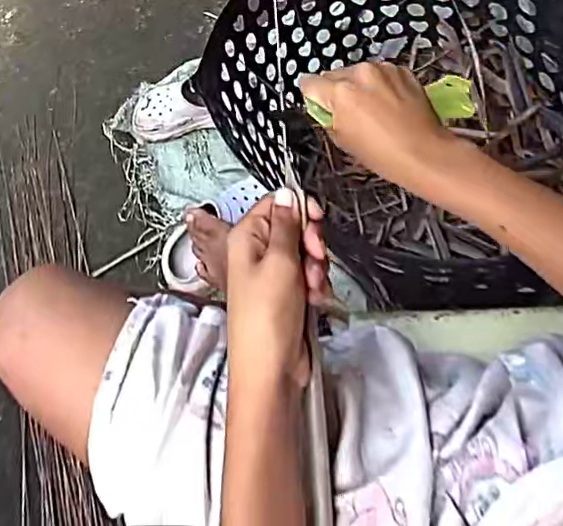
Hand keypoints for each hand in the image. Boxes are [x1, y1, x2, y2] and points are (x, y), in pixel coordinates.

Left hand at [226, 189, 328, 391]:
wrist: (271, 369)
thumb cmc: (267, 317)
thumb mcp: (280, 262)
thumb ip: (287, 225)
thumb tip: (287, 192)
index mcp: (246, 236)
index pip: (275, 204)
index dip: (298, 209)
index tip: (316, 221)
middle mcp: (256, 251)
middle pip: (293, 227)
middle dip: (310, 243)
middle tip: (314, 257)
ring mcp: (272, 273)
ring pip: (304, 252)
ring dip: (315, 268)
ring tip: (311, 287)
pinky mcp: (287, 292)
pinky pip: (308, 276)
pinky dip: (315, 286)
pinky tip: (314, 299)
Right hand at [298, 62, 459, 185]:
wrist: (427, 154)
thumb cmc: (385, 154)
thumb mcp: (343, 140)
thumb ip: (327, 117)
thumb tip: (323, 108)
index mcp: (340, 92)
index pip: (309, 83)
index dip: (312, 95)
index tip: (317, 102)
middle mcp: (360, 74)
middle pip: (333, 75)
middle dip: (337, 90)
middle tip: (350, 112)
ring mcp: (382, 70)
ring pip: (357, 72)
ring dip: (360, 85)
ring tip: (373, 109)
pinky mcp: (401, 71)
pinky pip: (380, 73)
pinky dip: (380, 84)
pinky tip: (389, 104)